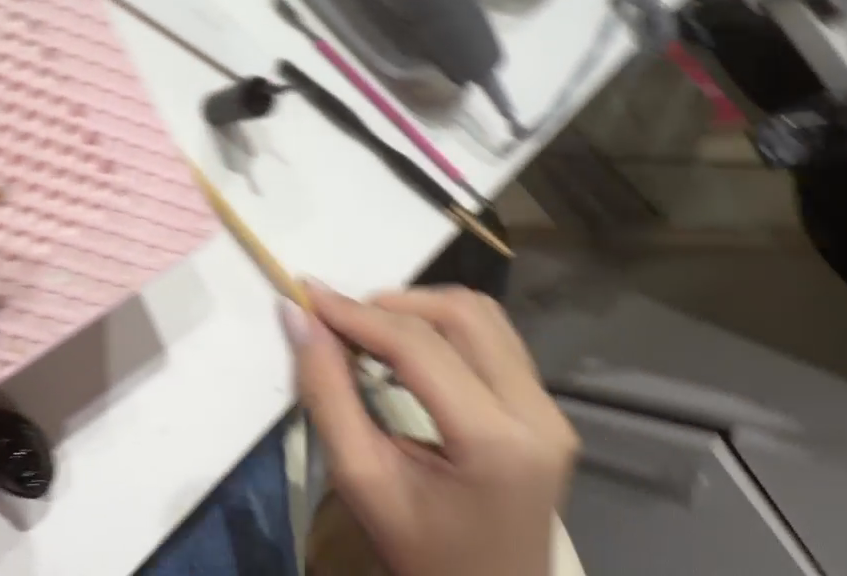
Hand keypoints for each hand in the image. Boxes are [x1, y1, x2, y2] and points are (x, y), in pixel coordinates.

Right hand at [288, 285, 579, 575]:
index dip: (357, 313)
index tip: (306, 295)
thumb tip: (297, 316)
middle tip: (340, 322)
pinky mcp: (546, 408)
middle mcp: (536, 413)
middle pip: (458, 314)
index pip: (418, 346)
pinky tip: (410, 350)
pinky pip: (494, 337)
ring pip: (479, 316)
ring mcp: (549, 409)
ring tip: (372, 334)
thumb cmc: (421, 553)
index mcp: (496, 441)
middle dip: (390, 305)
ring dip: (418, 309)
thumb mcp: (362, 479)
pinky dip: (443, 327)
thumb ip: (327, 392)